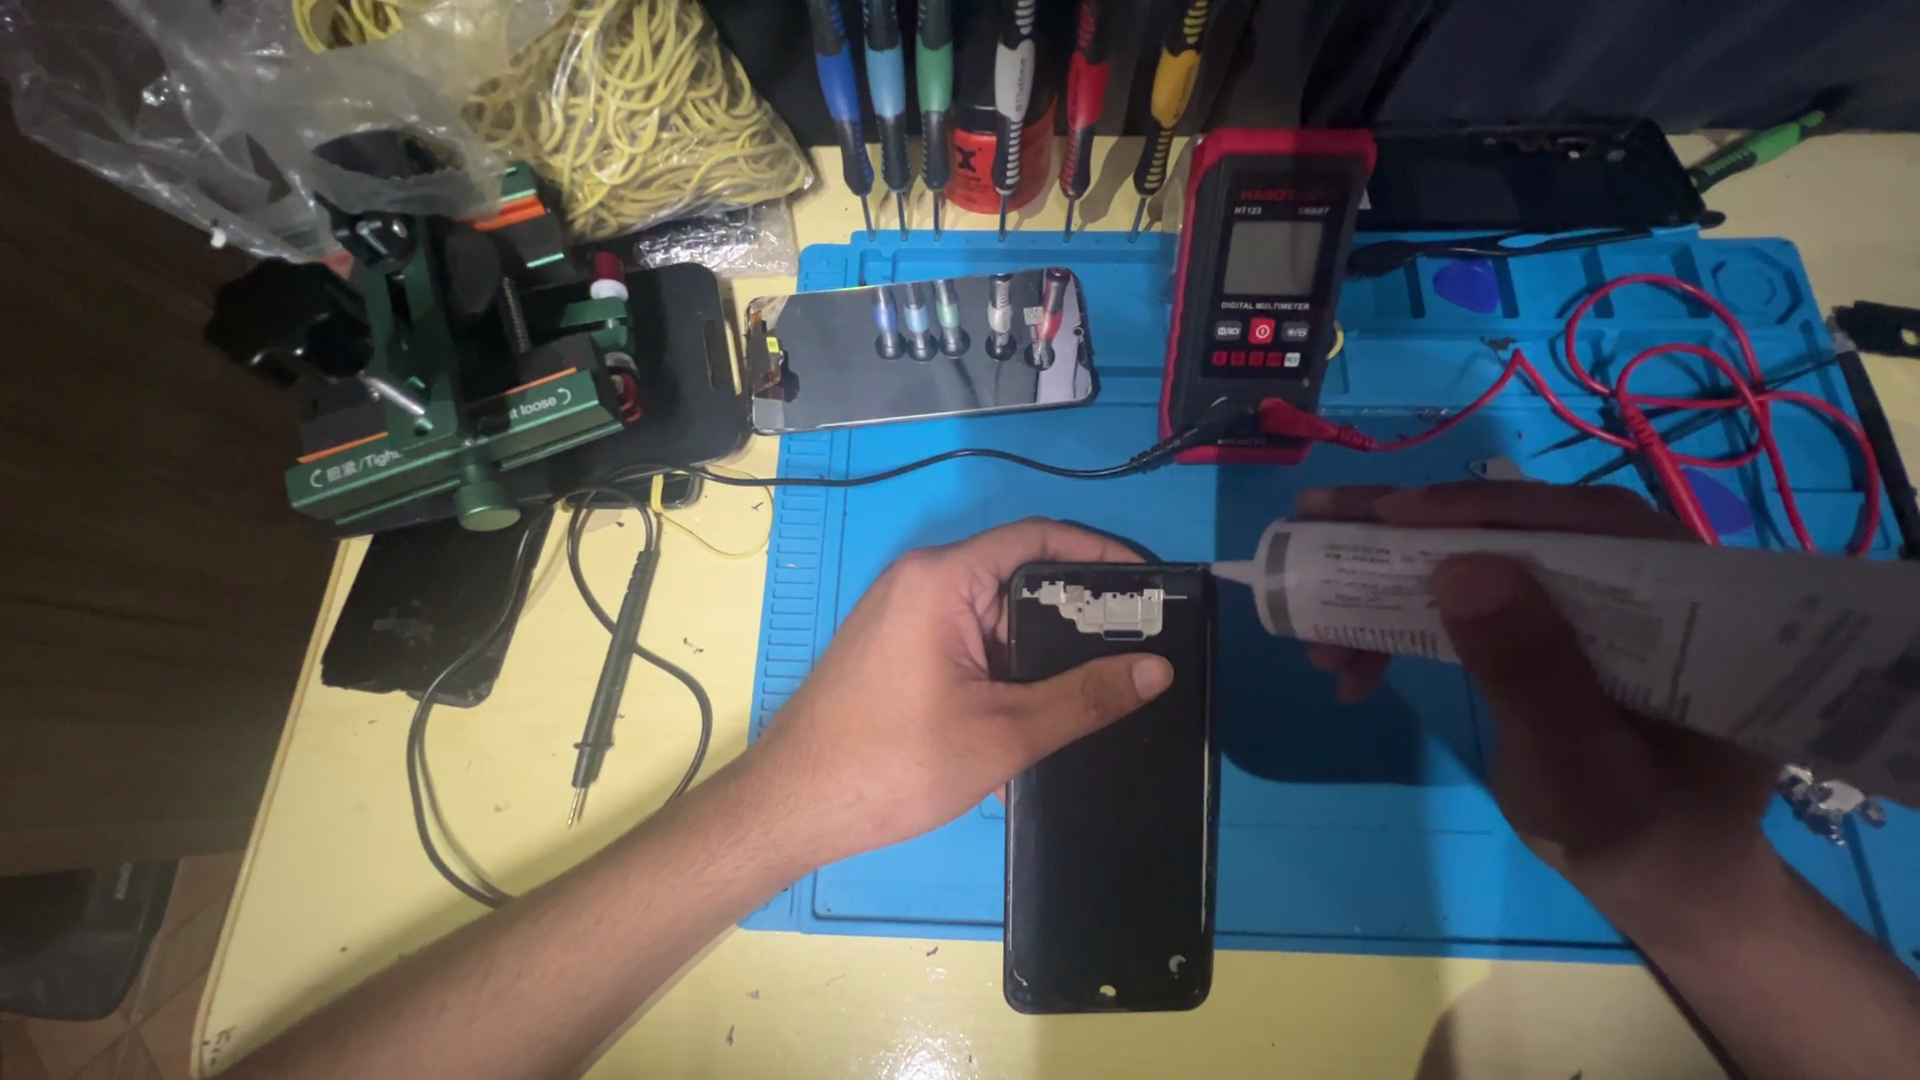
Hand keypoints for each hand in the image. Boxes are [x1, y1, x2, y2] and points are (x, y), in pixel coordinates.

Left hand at [744, 519, 1175, 866]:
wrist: (791, 807)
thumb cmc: (893, 763)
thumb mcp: (1003, 733)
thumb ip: (1084, 697)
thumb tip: (1158, 670)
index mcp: (943, 577)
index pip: (1037, 537)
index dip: (1098, 553)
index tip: (1148, 584)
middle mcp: (920, 579)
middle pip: (1016, 574)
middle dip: (1076, 608)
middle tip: (1134, 643)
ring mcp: (903, 612)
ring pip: (992, 612)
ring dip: (1040, 645)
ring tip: (1097, 681)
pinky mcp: (896, 645)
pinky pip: (966, 637)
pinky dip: (1005, 663)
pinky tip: (1035, 705)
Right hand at [1298, 482, 1778, 918]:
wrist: (1647, 874)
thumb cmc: (1637, 831)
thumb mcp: (1579, 762)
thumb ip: (1530, 671)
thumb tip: (1461, 571)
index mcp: (1676, 598)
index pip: (1573, 521)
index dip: (1475, 507)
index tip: (1386, 512)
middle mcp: (1620, 581)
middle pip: (1500, 529)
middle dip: (1398, 532)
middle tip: (1311, 519)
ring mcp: (1567, 603)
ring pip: (1461, 564)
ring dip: (1378, 590)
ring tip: (1313, 633)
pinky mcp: (1528, 626)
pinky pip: (1450, 605)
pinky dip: (1392, 629)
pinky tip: (1351, 667)